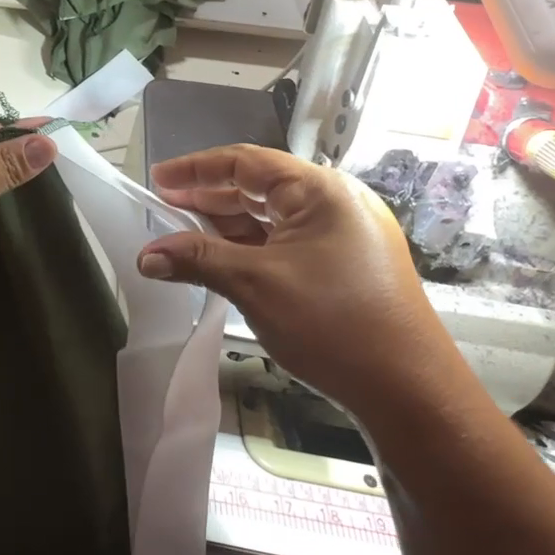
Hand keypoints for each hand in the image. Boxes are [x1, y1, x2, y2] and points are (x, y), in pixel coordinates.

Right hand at [139, 145, 463, 415]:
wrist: (410, 392)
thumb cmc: (332, 324)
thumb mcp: (255, 284)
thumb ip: (197, 260)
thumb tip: (145, 257)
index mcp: (320, 190)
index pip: (245, 162)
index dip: (196, 169)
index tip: (157, 178)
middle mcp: (336, 203)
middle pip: (257, 188)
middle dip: (207, 198)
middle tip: (162, 210)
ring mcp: (345, 235)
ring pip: (271, 218)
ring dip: (226, 227)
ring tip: (182, 237)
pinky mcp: (347, 265)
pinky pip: (286, 242)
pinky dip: (250, 248)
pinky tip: (220, 260)